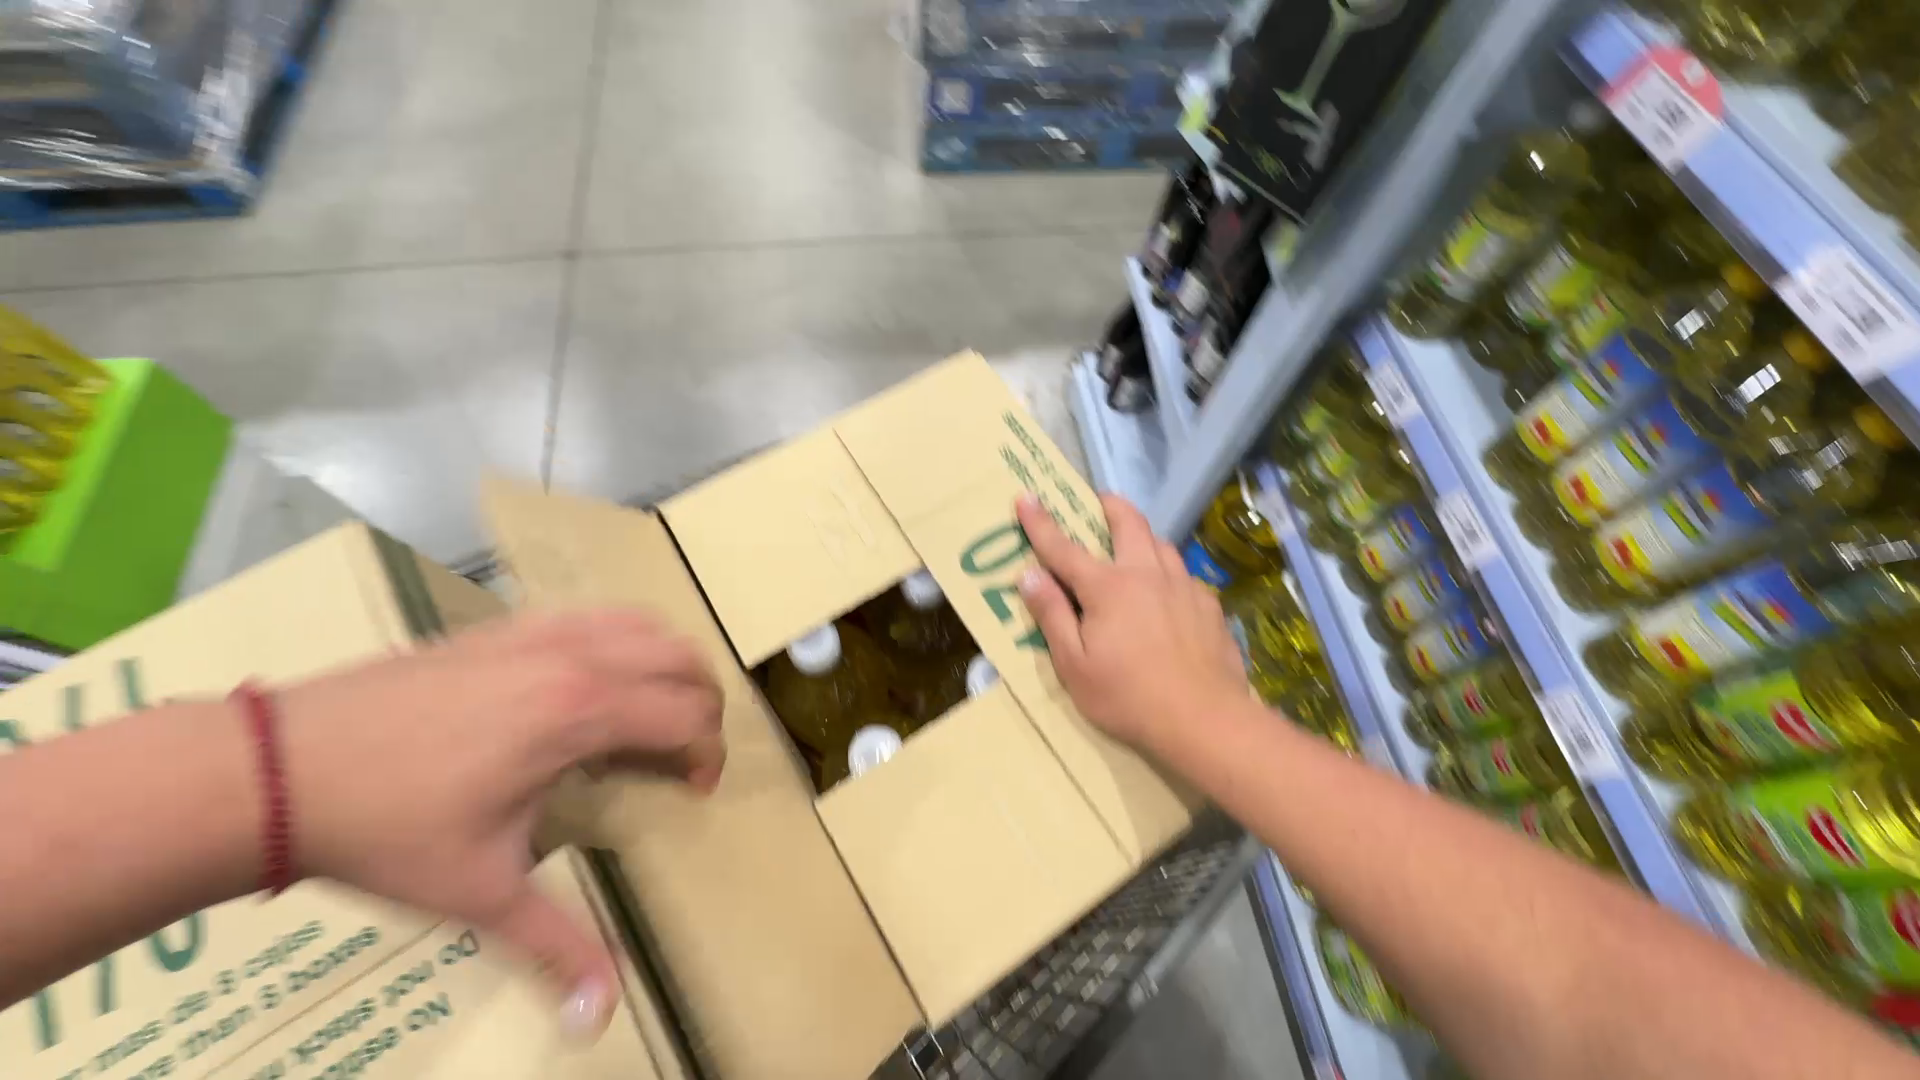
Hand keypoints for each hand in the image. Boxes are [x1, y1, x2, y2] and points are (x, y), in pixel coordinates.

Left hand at [275, 610, 723, 1035]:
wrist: (278, 769)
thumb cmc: (388, 830)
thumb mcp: (481, 892)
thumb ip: (555, 945)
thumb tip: (599, 1016)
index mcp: (581, 714)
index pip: (688, 716)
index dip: (708, 754)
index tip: (694, 790)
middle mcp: (575, 658)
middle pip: (682, 659)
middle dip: (704, 705)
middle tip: (685, 753)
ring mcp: (539, 632)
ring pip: (646, 625)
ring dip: (670, 665)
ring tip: (652, 712)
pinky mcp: (506, 626)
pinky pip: (594, 614)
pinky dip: (624, 639)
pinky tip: (596, 679)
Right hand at [1015, 494, 1250, 754]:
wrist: (1204, 720)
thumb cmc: (1127, 697)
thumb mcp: (1074, 665)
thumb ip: (1052, 615)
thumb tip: (1029, 574)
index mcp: (1107, 587)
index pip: (1063, 547)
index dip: (1040, 522)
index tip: (1025, 497)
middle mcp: (1147, 574)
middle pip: (1129, 522)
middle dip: (1109, 505)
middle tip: (1098, 502)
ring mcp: (1183, 586)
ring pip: (1161, 543)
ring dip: (1141, 537)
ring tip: (1132, 548)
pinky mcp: (1208, 605)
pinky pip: (1184, 574)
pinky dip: (1167, 573)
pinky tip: (1167, 595)